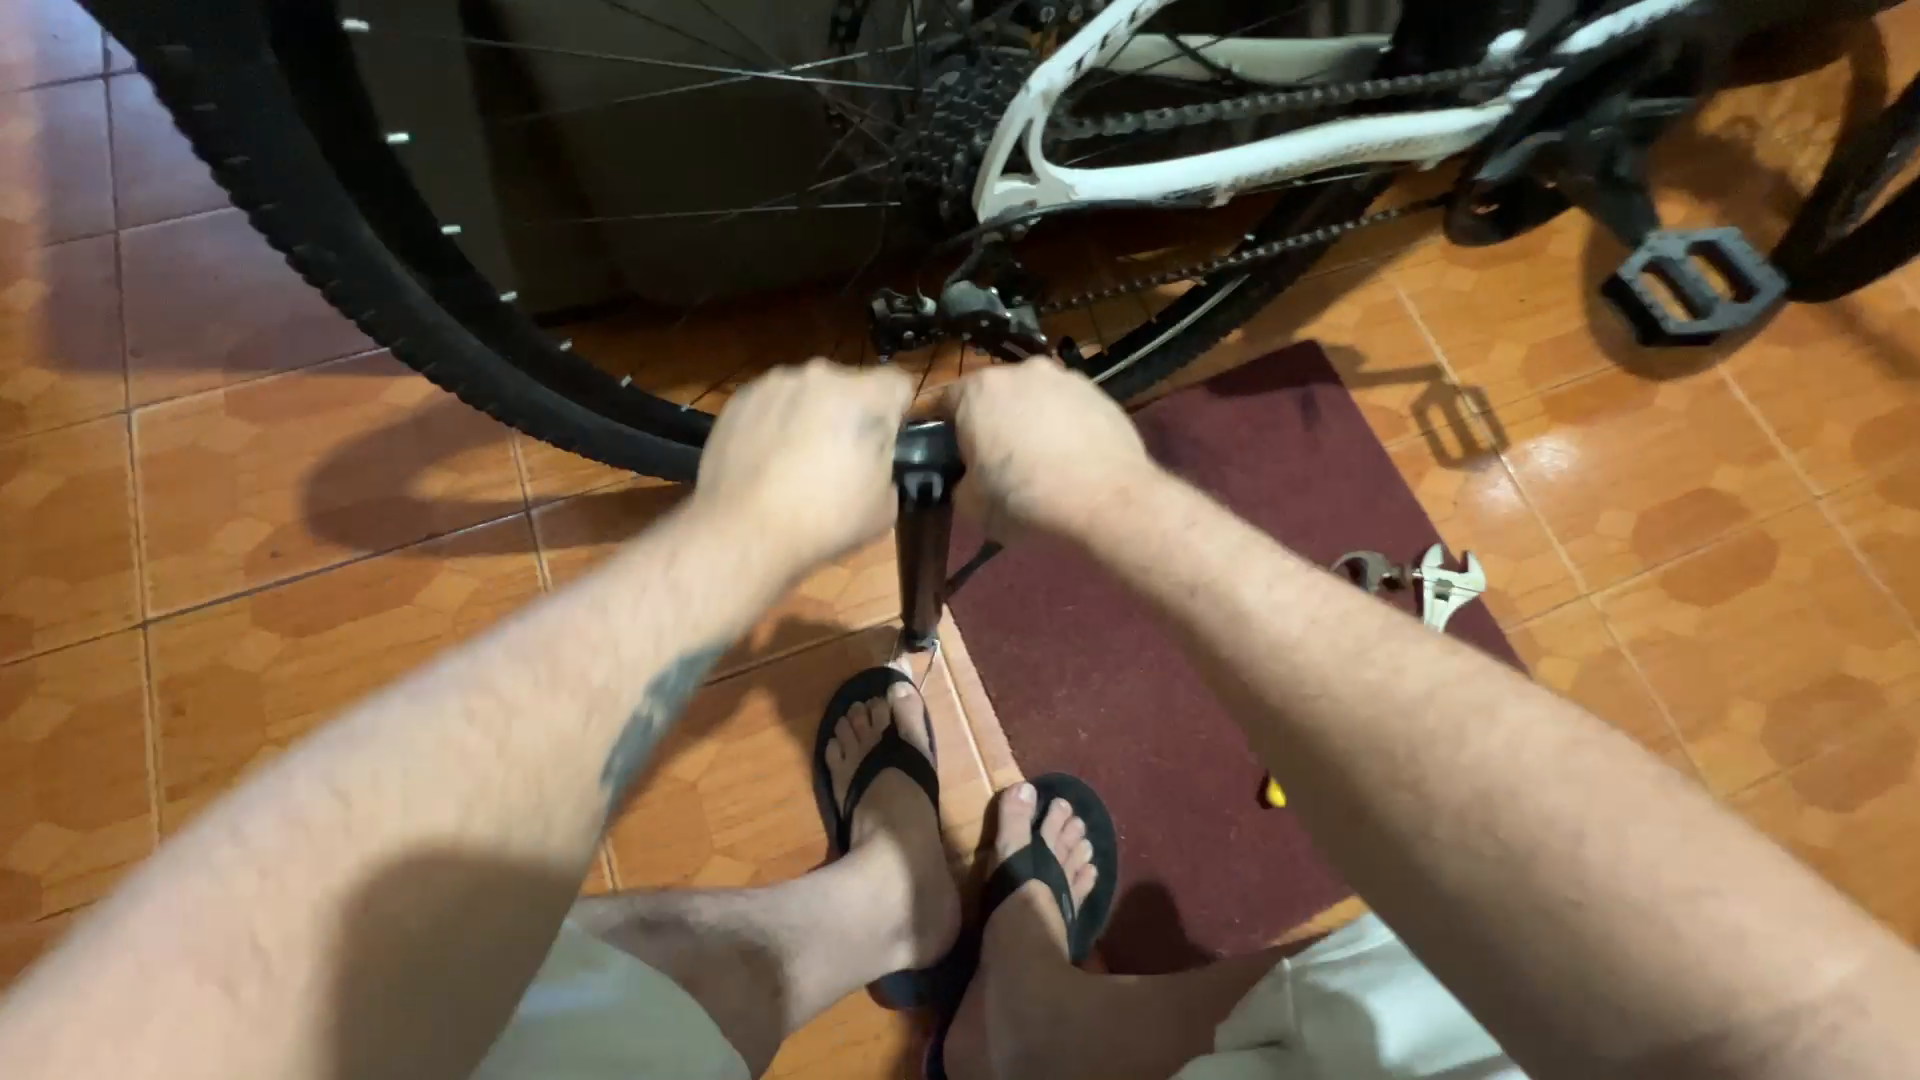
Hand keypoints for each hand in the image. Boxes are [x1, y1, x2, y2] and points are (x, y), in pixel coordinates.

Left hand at [693, 359, 912, 570]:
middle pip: (850, 386)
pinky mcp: (740, 398)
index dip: (898, 412)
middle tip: (838, 460)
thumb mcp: (884, 506)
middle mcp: (821, 376)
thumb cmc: (825, 521)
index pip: (900, 383)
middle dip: (850, 414)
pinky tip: (766, 462)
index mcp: (866, 397)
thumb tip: (872, 463)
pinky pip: (771, 404)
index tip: (886, 441)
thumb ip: (886, 468)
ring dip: (810, 417)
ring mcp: (775, 384)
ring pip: (808, 393)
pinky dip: (774, 424)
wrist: (745, 531)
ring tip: (795, 463)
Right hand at [943, 356, 1158, 540]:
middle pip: (993, 395)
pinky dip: (1064, 425)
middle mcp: (1019, 371)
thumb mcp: (971, 505)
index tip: (957, 458)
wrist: (1106, 499)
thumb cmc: (1026, 498)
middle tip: (1000, 462)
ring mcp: (1063, 377)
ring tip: (1043, 460)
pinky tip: (1073, 457)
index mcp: (977, 391)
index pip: (944, 403)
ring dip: (1030, 420)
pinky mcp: (1098, 392)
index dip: (947, 432)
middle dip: (992, 422)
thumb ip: (959, 483)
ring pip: (1033, 398)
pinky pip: (1067, 407)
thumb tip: (969, 479)